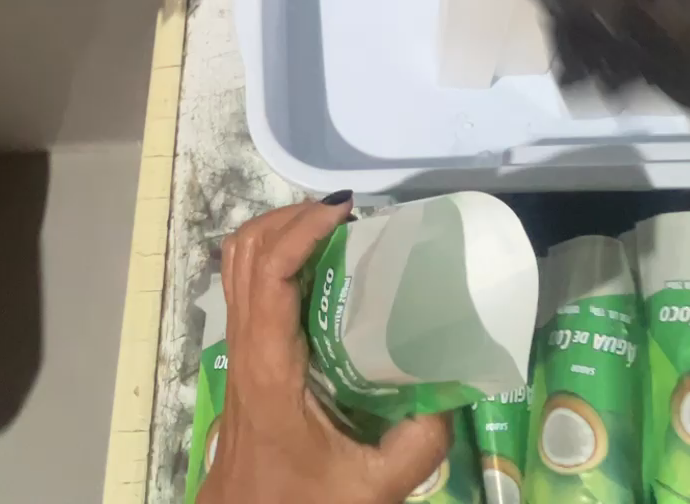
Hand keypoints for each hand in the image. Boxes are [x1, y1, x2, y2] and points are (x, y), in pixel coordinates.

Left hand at [199, 196, 451, 503]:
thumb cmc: (298, 499)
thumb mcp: (369, 487)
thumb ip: (417, 445)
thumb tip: (453, 392)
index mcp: (270, 360)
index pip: (270, 270)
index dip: (300, 229)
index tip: (343, 213)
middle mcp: (245, 336)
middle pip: (247, 247)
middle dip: (291, 216)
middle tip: (343, 215)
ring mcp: (237, 335)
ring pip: (238, 255)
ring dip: (276, 227)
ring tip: (326, 226)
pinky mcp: (241, 341)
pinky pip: (243, 274)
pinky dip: (269, 248)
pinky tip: (310, 260)